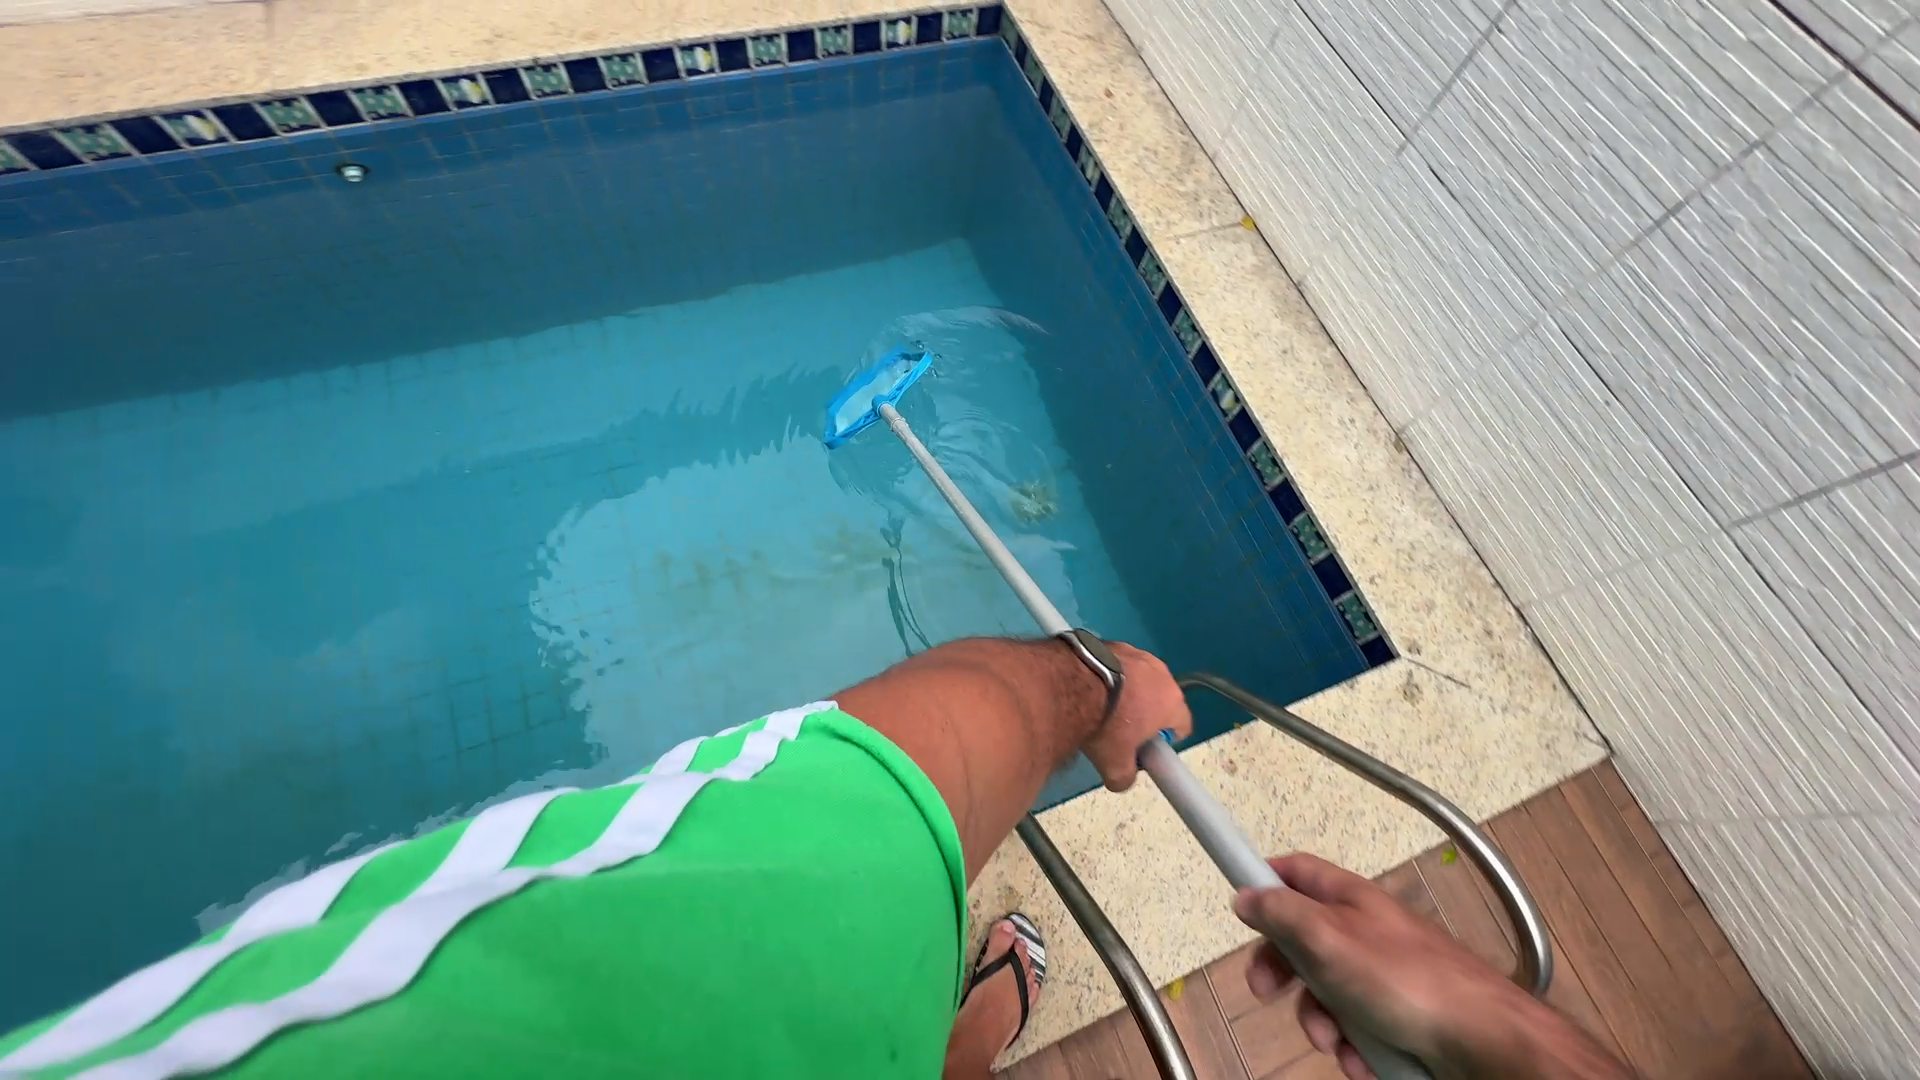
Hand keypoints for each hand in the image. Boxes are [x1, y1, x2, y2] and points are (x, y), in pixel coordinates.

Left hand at [1079, 643, 1191, 791]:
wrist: (1070, 682)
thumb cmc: (1104, 724)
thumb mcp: (1114, 763)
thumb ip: (1125, 776)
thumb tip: (1121, 780)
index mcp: (1171, 701)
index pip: (1182, 724)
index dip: (1166, 739)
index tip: (1147, 747)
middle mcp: (1159, 671)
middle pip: (1159, 697)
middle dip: (1144, 712)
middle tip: (1121, 728)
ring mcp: (1133, 651)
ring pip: (1136, 676)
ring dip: (1124, 689)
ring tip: (1098, 703)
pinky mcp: (1107, 640)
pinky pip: (1113, 662)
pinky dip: (1104, 672)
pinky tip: (1085, 684)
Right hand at [1232, 854, 1536, 1079]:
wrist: (1487, 1044)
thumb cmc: (1403, 980)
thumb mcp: (1325, 937)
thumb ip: (1279, 911)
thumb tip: (1244, 894)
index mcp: (1346, 898)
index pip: (1294, 870)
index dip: (1264, 879)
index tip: (1241, 902)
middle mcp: (1363, 929)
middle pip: (1302, 938)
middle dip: (1282, 970)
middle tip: (1265, 992)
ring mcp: (1383, 974)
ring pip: (1328, 991)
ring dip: (1320, 1020)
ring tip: (1336, 1042)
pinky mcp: (1402, 1018)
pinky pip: (1359, 1027)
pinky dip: (1355, 1046)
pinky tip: (1364, 1060)